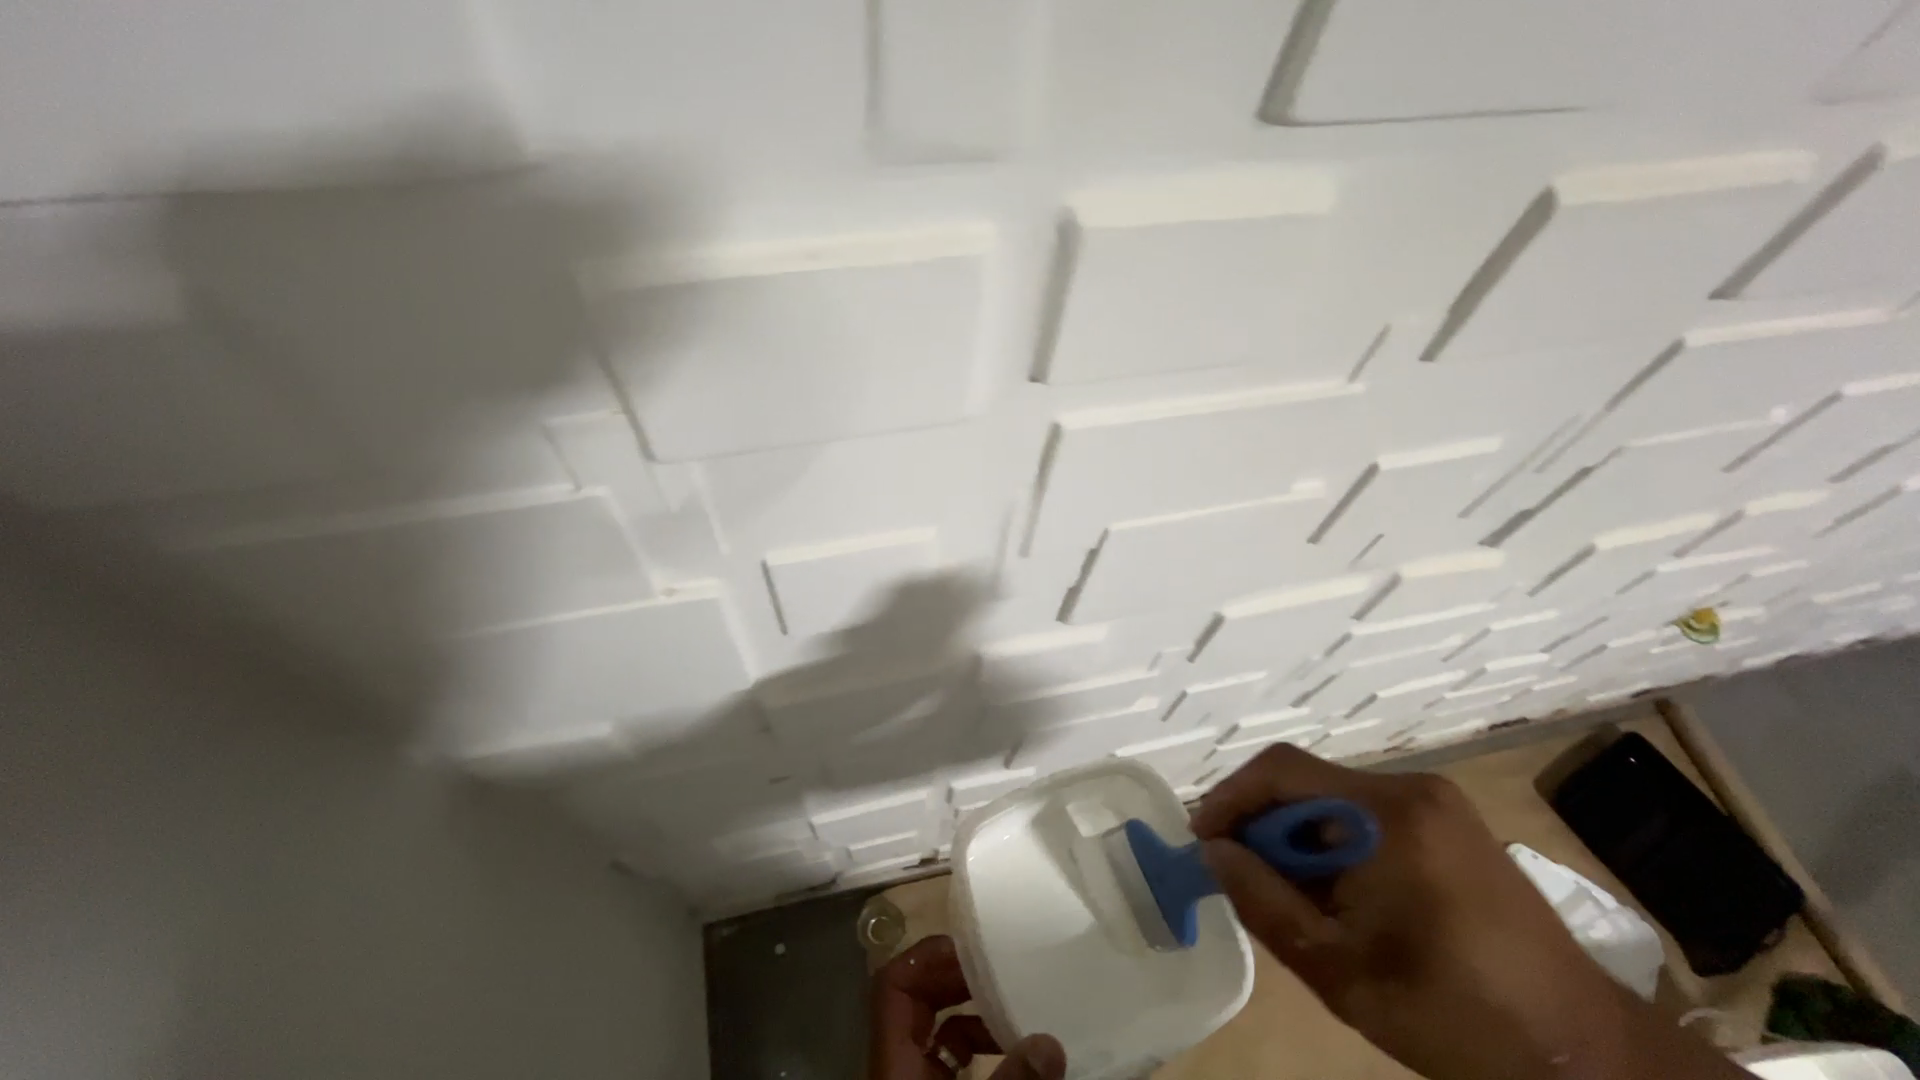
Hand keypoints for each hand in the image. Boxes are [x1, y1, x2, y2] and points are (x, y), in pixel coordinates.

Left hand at [868, 935, 1065, 1079]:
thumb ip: (1009, 1079)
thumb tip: (1051, 1043)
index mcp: (891, 1057)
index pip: (893, 984)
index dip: (926, 958)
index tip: (970, 947)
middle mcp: (896, 1062)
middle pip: (918, 998)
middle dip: (960, 979)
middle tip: (1002, 968)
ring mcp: (913, 1079)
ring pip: (938, 1029)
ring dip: (976, 1013)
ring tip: (1018, 1008)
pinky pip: (951, 1058)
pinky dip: (980, 1046)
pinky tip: (1014, 1050)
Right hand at [1192, 745, 1744, 1079]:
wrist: (1580, 1050)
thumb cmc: (1452, 1012)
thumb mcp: (1336, 966)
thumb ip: (1263, 901)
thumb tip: (1212, 852)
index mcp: (1387, 813)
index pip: (1281, 771)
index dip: (1229, 799)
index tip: (1202, 846)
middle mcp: (1413, 789)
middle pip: (1307, 784)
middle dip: (1263, 828)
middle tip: (1241, 882)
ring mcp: (1439, 806)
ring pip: (1334, 803)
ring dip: (1298, 842)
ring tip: (1288, 901)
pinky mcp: (1452, 827)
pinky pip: (1368, 818)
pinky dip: (1334, 848)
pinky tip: (1336, 899)